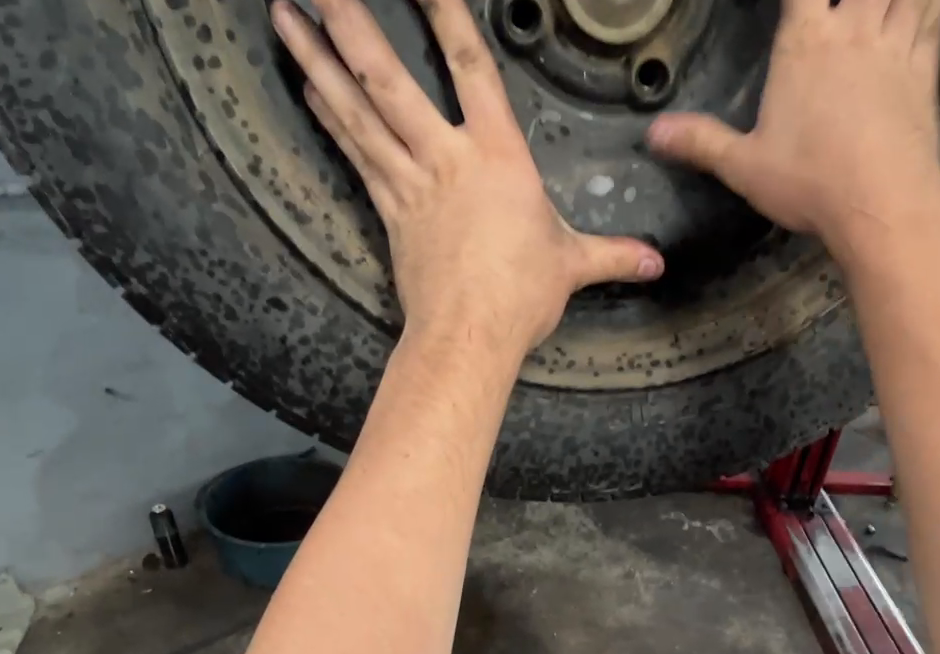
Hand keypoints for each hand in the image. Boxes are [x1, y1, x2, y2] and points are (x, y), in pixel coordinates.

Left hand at [271, 0, 663, 356]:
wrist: (469, 335)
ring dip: (317, 59)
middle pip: (387, 78)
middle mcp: (447, 157)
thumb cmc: (520, 296)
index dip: (445, 14)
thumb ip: (613, 255)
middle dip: (349, 21)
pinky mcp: (389, 211)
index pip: (471, 67)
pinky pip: (354, 152)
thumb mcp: (573, 267)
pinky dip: (330, 117)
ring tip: (284, 15)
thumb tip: (655, 263)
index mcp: (498, 157)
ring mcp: (410, 182)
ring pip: (357, 110)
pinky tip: (309, 86)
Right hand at [645, 0, 939, 252]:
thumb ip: (701, 143)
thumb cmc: (810, 184)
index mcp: (805, 42)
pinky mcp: (926, 68)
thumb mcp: (744, 168)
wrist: (880, 205)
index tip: (792, 3)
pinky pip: (938, 12)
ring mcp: (894, 44)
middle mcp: (852, 29)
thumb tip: (653, 134)